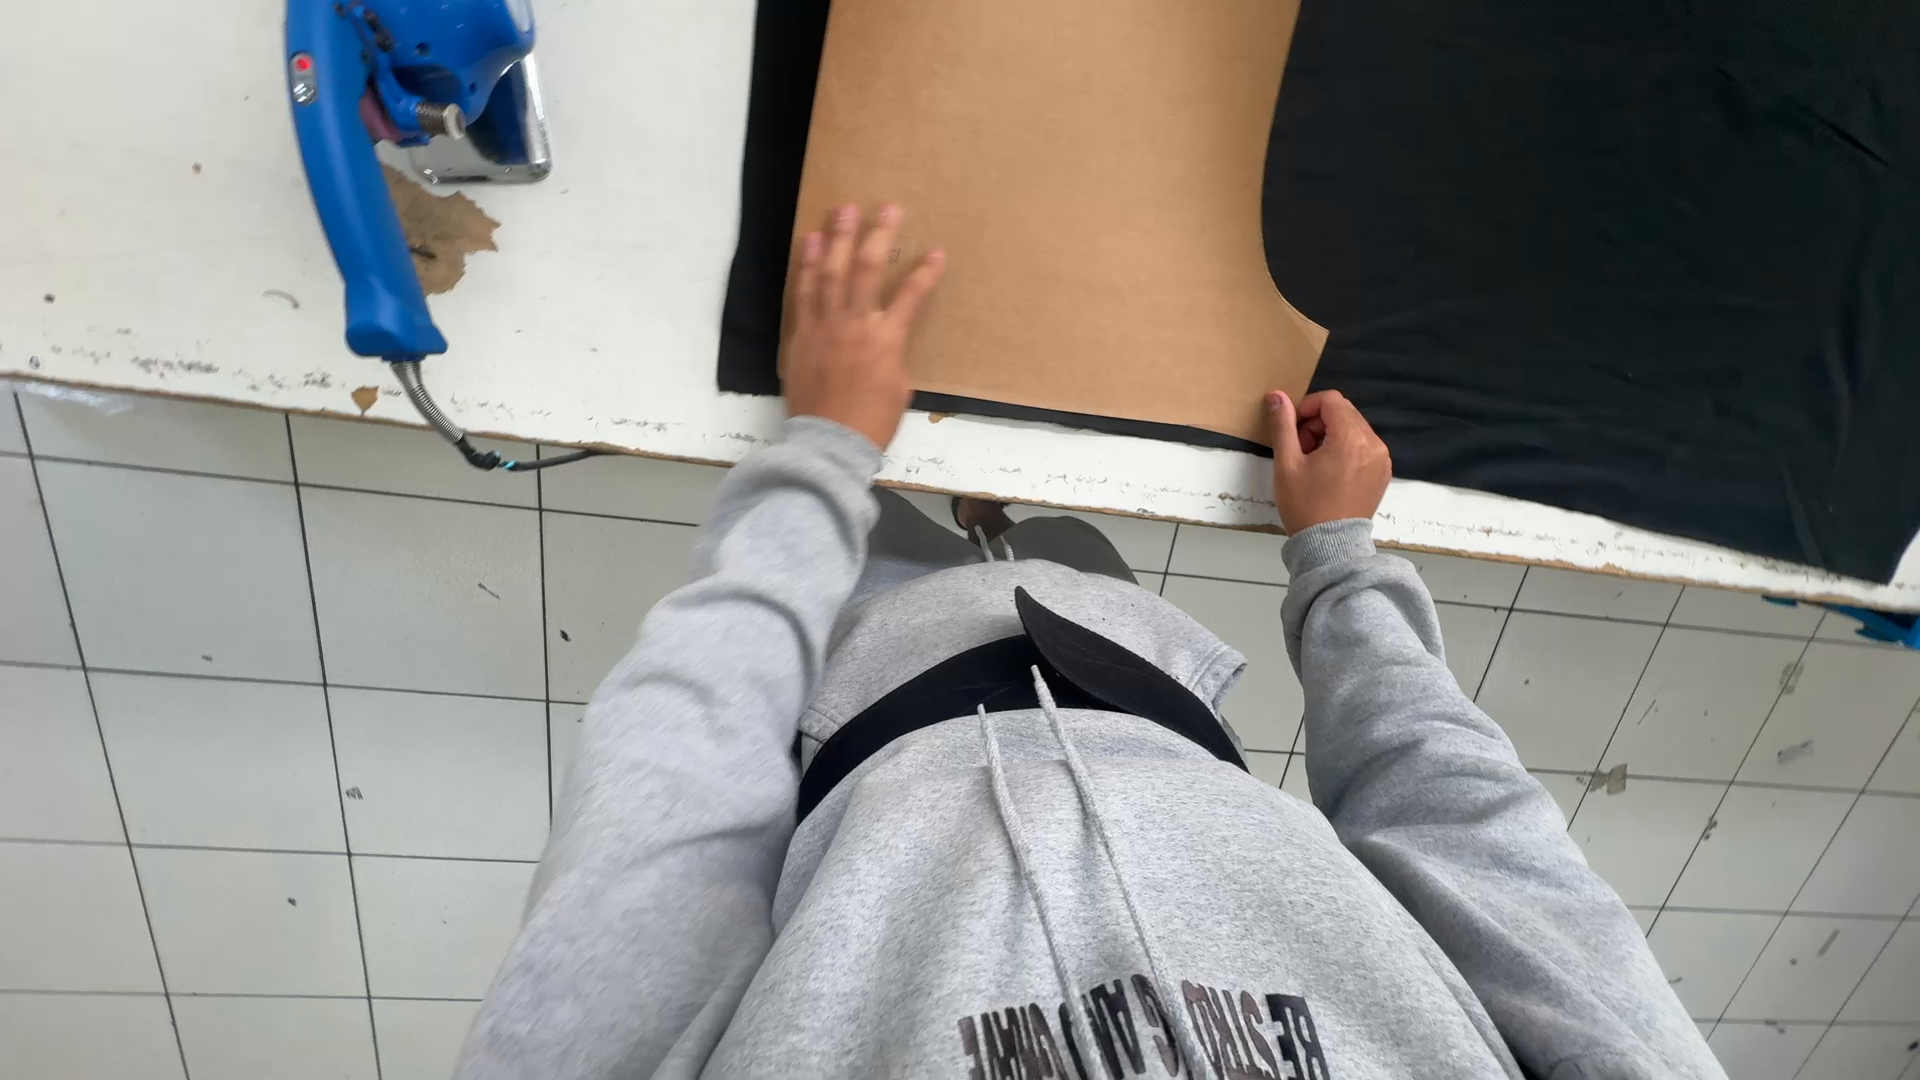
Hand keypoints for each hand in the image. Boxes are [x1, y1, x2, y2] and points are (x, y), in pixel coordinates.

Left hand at [781, 203, 945, 450]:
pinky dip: (806, 266)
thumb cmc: (872, 423)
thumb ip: (894, 356)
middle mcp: (855, 324)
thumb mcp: (899, 390)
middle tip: (888, 207)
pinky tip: (809, 242)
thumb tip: (886, 341)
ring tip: (844, 209)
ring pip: (830, 272)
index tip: (938, 252)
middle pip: (867, 269)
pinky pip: (803, 293)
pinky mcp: (801, 336)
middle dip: (879, 234)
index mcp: (887, 340)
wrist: (831, 443)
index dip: (926, 272)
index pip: (912, 296)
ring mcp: (824, 327)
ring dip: (838, 237)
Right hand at [1266, 389, 1391, 532]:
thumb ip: (1282, 425)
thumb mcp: (1286, 464)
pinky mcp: (1383, 471)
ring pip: (1353, 428)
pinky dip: (1344, 449)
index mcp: (1350, 438)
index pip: (1331, 400)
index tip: (1292, 430)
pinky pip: (1363, 446)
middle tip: (1300, 449)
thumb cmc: (1304, 504)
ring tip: (1313, 463)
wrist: (1329, 544)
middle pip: (1343, 412)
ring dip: (1330, 435)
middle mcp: (1373, 443)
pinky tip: (1329, 472)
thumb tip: (1276, 395)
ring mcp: (1382, 458)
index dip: (1306, 408)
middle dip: (1318, 423)